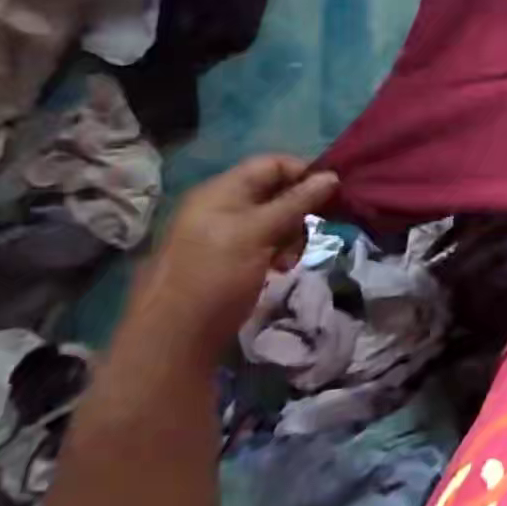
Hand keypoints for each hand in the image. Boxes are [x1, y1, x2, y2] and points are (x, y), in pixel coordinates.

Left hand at [123, 156, 338, 360]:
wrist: (174, 341)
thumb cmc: (214, 278)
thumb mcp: (257, 234)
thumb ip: (296, 202)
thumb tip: (332, 176)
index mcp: (220, 192)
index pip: (272, 164)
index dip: (303, 173)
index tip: (330, 196)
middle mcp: (221, 207)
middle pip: (277, 190)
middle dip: (300, 210)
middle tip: (308, 233)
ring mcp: (224, 234)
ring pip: (276, 218)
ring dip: (293, 234)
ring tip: (290, 259)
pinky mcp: (231, 258)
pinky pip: (266, 241)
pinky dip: (280, 250)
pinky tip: (280, 268)